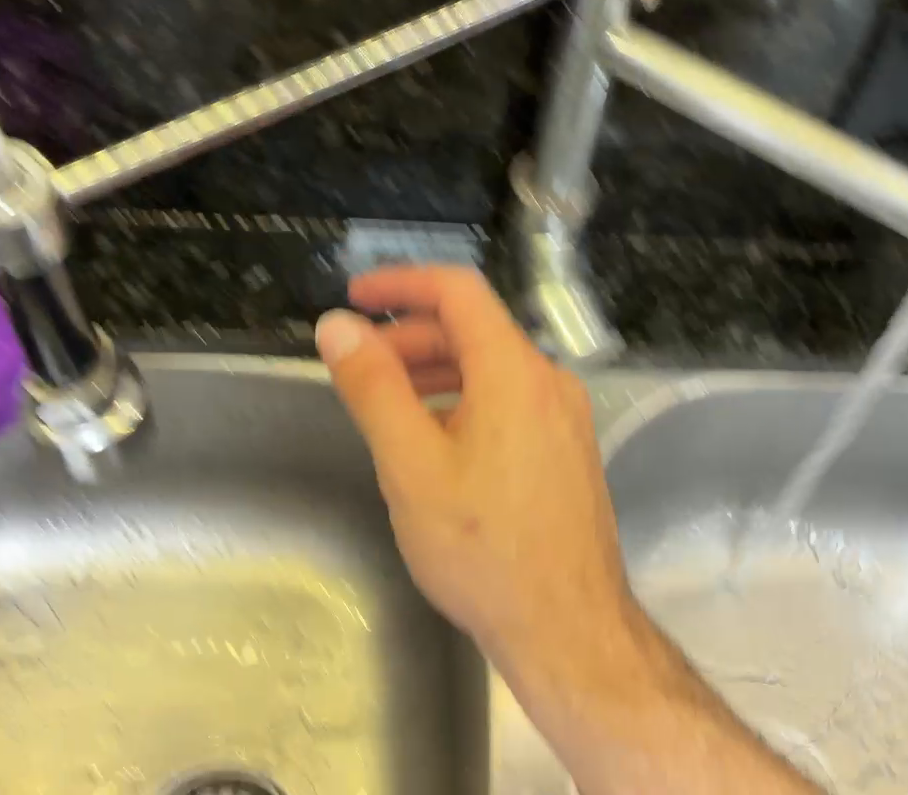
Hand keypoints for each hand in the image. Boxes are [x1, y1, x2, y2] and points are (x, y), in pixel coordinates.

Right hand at [314, 266, 636, 670]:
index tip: (354, 295)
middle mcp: (550, 379)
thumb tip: (338, 325)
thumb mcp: (411, 466)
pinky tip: (438, 439)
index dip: (403, 284)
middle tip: (359, 366)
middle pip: (476, 331)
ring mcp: (566, 414)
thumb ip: (374, 388)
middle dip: (412, 338)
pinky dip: (468, 400)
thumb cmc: (482, 548)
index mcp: (515, 370)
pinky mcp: (569, 446)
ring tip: (388, 402)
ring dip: (438, 372)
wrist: (567, 624)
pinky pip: (513, 401)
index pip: (459, 291)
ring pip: (494, 369)